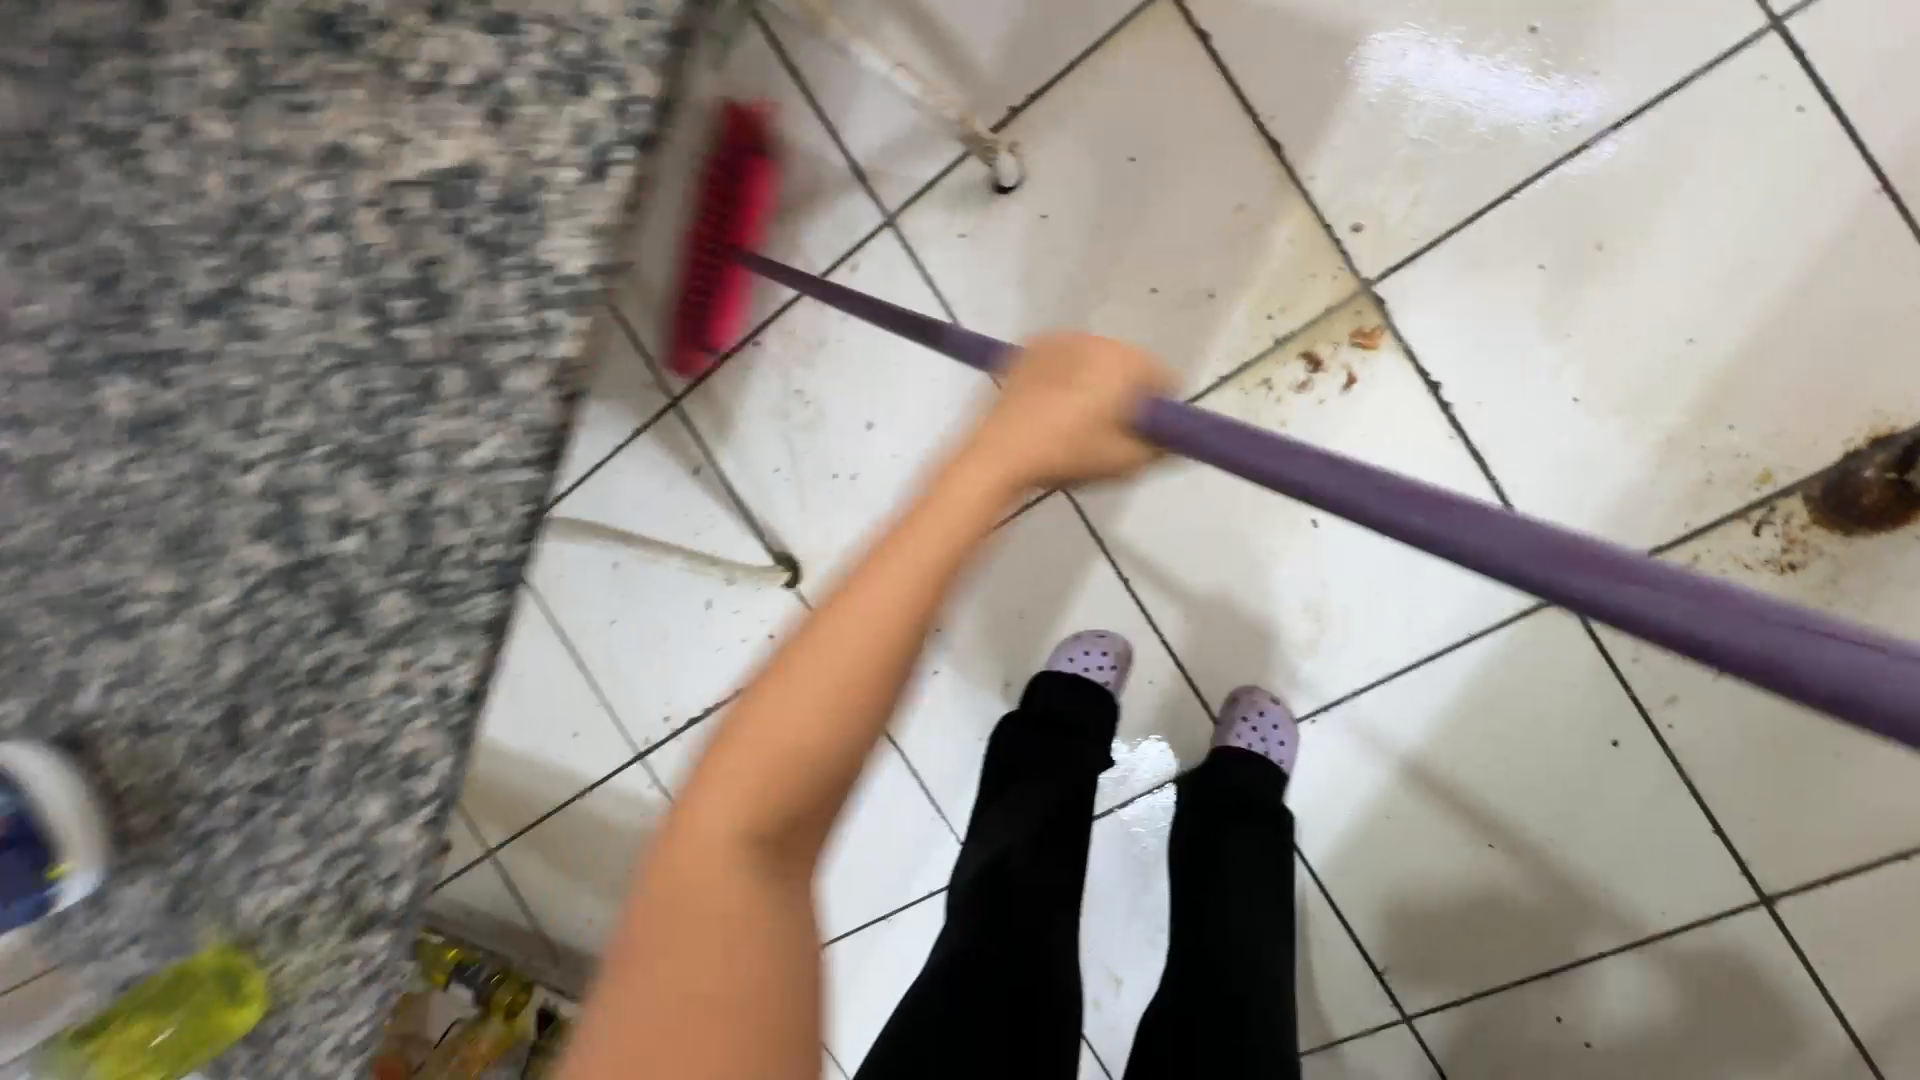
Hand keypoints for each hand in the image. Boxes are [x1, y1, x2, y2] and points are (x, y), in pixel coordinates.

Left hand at [960, 332, 1172, 491]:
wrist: (999, 453)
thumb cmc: (1067, 455)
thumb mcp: (1126, 462)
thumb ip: (1161, 448)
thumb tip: (1171, 440)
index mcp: (1126, 361)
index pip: (1165, 377)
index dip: (1160, 407)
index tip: (1145, 432)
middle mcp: (1097, 339)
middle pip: (1129, 363)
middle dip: (1127, 390)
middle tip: (1109, 428)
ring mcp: (1058, 339)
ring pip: (1095, 359)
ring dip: (1096, 380)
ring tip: (1076, 418)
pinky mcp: (1029, 349)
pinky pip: (1062, 359)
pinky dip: (1065, 375)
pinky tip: (1051, 405)